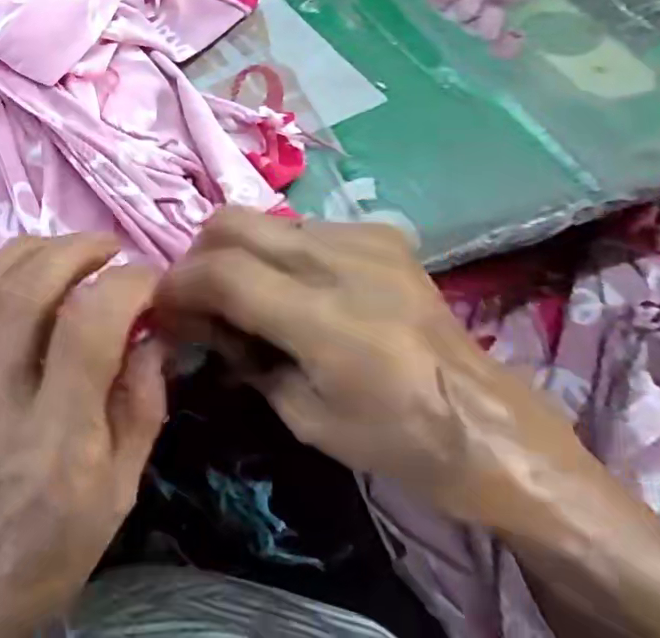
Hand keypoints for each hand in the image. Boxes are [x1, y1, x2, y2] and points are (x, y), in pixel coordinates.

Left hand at [0, 234, 167, 637]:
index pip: (87, 331)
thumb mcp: (120, 493)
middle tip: (107, 248)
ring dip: (25, 250)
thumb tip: (150, 334)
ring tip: (62, 247)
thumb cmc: (53, 539)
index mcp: (58, 437)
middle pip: (27, 294)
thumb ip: (139, 408)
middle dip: (74, 252)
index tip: (148, 278)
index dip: (124, 287)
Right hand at [154, 209, 586, 526]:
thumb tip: (192, 319)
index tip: (161, 307)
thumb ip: (238, 354)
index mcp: (330, 323)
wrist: (498, 434)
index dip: (176, 284)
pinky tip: (293, 285)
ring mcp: (368, 242)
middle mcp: (347, 266)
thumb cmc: (397, 442)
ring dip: (233, 251)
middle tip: (196, 296)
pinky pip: (298, 225)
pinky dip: (274, 250)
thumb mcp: (299, 414)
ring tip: (243, 292)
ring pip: (259, 218)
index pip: (221, 272)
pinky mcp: (382, 236)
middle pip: (230, 224)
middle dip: (195, 256)